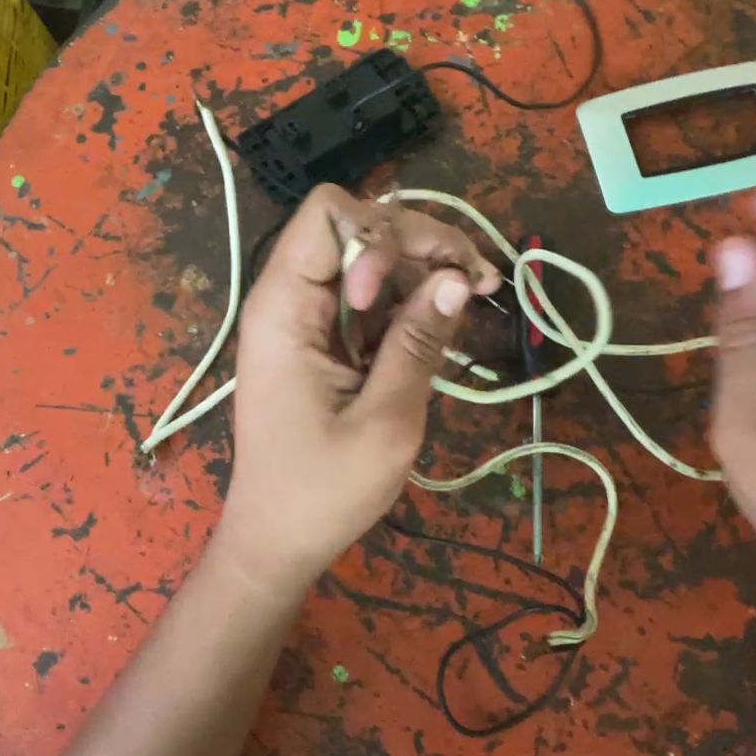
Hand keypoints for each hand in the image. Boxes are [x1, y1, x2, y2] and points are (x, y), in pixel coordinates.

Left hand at [214, 186, 501, 596]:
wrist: (278, 541)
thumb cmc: (322, 492)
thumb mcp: (385, 421)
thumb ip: (419, 344)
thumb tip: (458, 278)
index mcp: (285, 309)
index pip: (328, 214)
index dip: (381, 234)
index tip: (406, 290)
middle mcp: (290, 300)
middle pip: (356, 228)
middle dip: (419, 243)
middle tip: (478, 280)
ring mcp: (307, 320)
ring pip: (370, 259)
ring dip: (423, 269)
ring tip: (475, 295)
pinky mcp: (324, 342)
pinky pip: (369, 299)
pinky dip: (409, 301)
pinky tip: (448, 317)